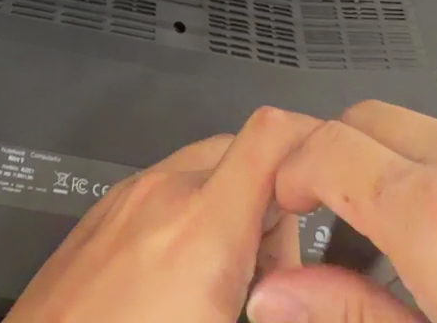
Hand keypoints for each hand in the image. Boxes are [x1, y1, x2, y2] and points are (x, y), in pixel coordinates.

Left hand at [6, 107, 320, 322]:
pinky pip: (166, 187)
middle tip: (268, 275)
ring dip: (230, 212)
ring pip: (206, 170)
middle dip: (274, 205)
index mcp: (203, 227)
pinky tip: (177, 278)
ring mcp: (128, 196)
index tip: (333, 179)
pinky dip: (189, 215)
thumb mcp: (230, 320)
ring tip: (217, 284)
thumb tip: (309, 288)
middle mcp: (162, 194)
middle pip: (248, 153)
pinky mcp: (103, 209)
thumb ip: (281, 289)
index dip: (315, 143)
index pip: (273, 133)